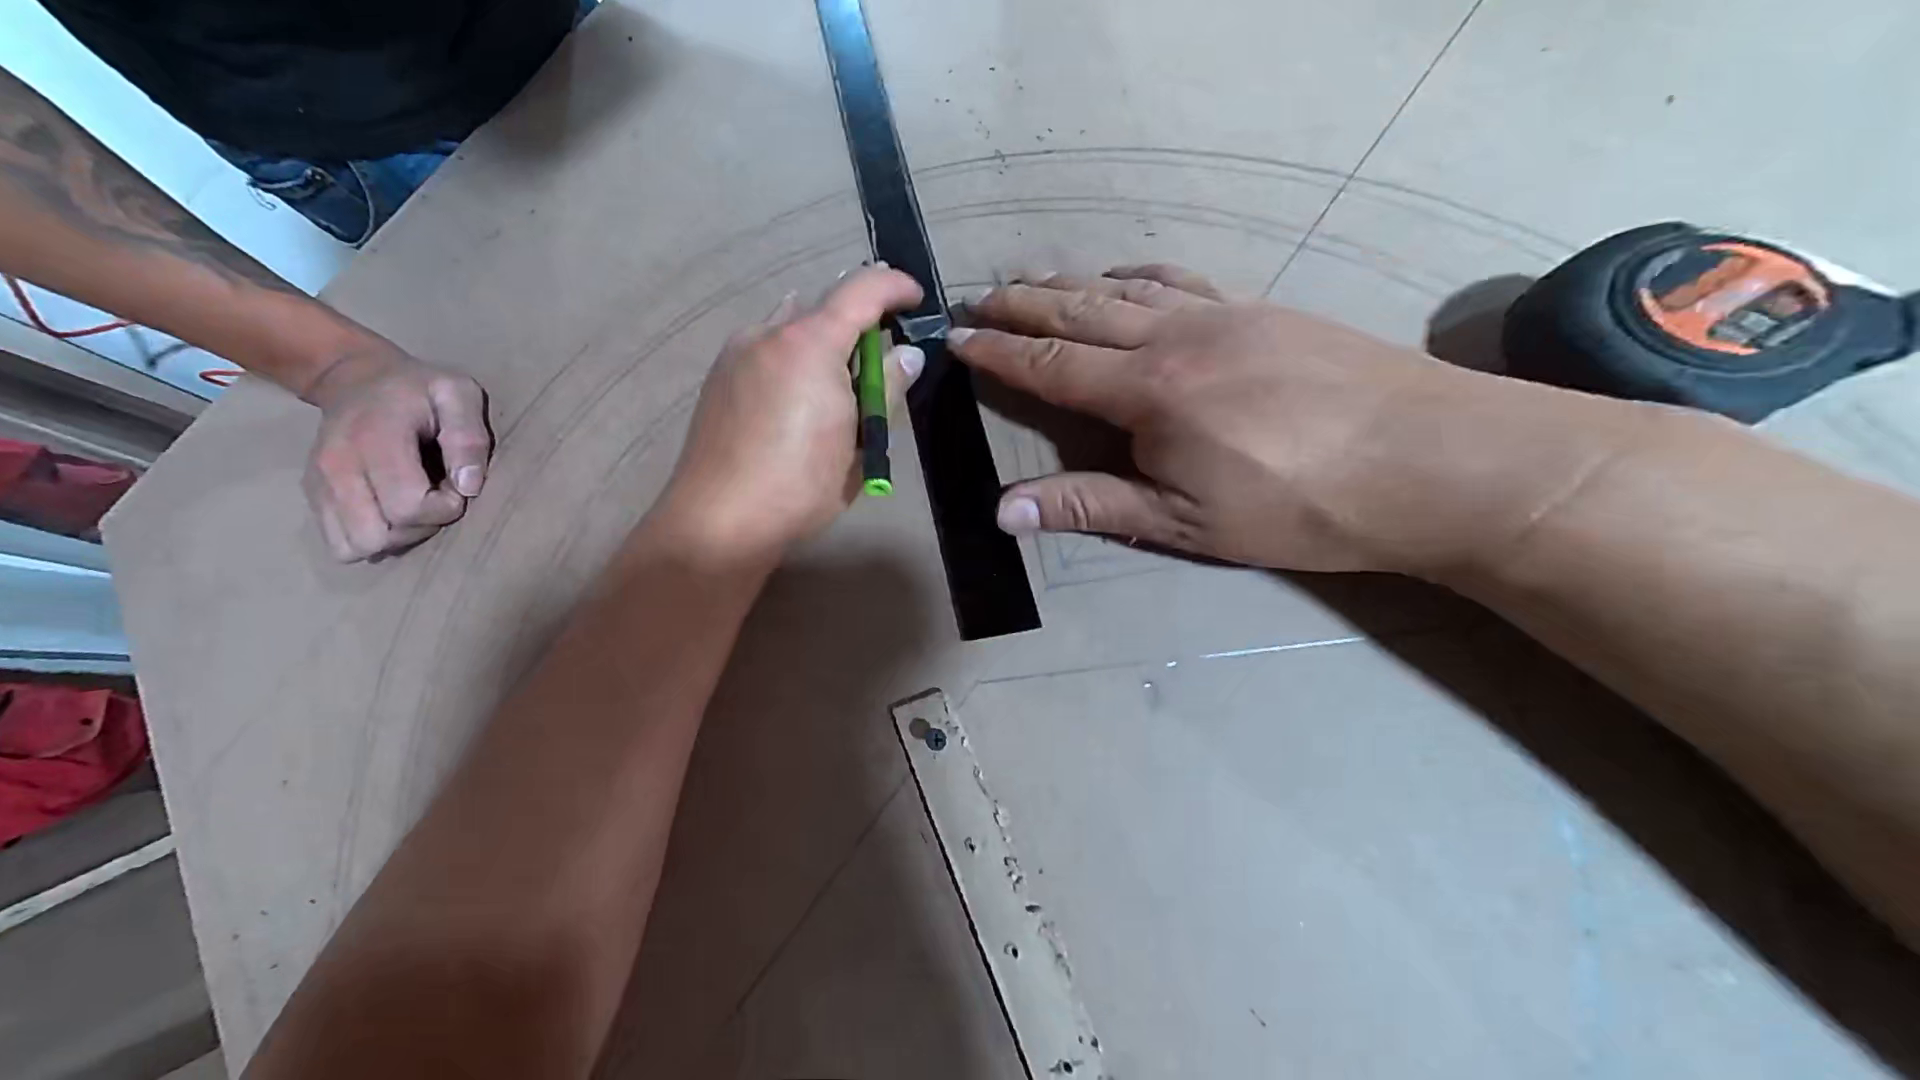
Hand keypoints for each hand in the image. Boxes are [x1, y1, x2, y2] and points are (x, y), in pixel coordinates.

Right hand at [301, 345, 490, 561]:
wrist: (356, 377)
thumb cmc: (420, 389)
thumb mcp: (458, 395)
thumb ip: (468, 437)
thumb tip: (469, 487)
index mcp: (374, 441)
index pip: (409, 508)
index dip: (446, 507)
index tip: (456, 484)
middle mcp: (336, 468)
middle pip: (380, 536)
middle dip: (421, 527)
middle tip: (436, 496)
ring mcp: (318, 485)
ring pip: (356, 547)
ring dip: (396, 537)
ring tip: (414, 504)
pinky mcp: (313, 497)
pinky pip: (340, 544)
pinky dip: (372, 538)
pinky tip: (391, 511)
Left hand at [652, 265, 925, 562]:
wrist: (719, 522)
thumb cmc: (801, 486)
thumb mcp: (861, 442)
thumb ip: (885, 389)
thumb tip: (907, 354)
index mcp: (809, 343)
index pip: (861, 289)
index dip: (895, 286)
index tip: (916, 300)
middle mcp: (768, 333)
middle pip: (824, 304)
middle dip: (859, 322)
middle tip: (881, 361)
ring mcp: (736, 352)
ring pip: (791, 325)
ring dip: (823, 340)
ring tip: (839, 386)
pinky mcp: (719, 377)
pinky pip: (767, 347)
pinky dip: (794, 357)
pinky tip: (798, 400)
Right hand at [950, 265, 1645, 577]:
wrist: (1430, 460)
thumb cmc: (1298, 506)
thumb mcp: (1183, 523)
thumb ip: (1090, 505)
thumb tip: (1002, 510)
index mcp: (1148, 391)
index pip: (1050, 364)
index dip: (998, 352)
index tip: (957, 338)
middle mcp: (1176, 337)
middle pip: (1079, 311)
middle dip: (1021, 305)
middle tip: (977, 298)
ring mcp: (1223, 314)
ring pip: (1125, 288)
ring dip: (1070, 285)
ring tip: (1032, 283)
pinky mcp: (1262, 309)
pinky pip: (1181, 280)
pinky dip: (1136, 277)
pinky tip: (1126, 278)